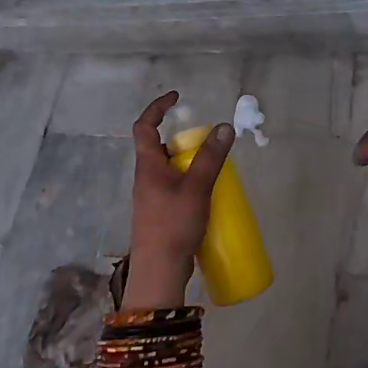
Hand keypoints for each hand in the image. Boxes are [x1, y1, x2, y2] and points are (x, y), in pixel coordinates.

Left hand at [127, 91, 235, 306]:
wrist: (159, 270)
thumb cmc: (173, 224)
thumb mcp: (196, 187)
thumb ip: (210, 157)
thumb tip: (223, 127)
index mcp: (147, 166)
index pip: (144, 126)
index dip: (157, 108)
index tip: (175, 97)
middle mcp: (145, 178)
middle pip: (157, 147)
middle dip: (179, 139)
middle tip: (204, 140)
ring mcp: (151, 197)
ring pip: (167, 169)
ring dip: (186, 162)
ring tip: (211, 167)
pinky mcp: (160, 214)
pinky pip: (174, 188)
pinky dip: (189, 182)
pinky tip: (207, 194)